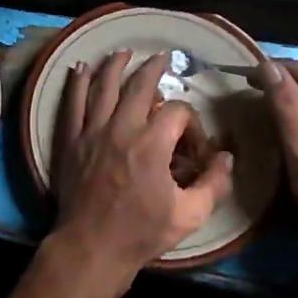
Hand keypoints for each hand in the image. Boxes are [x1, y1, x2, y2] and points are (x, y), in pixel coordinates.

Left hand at [51, 51, 233, 286]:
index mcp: (152, 144)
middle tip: (161, 58)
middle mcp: (120, 128)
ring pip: (102, 87)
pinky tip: (78, 68)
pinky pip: (72, 104)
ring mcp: (91, 132)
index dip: (190, 122)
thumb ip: (214, 184)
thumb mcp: (190, 214)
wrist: (92, 245)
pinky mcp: (71, 141)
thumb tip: (227, 157)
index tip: (192, 143)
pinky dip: (76, 83)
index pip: (176, 112)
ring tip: (123, 52)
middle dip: (153, 68)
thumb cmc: (141, 232)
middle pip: (138, 86)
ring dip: (114, 66)